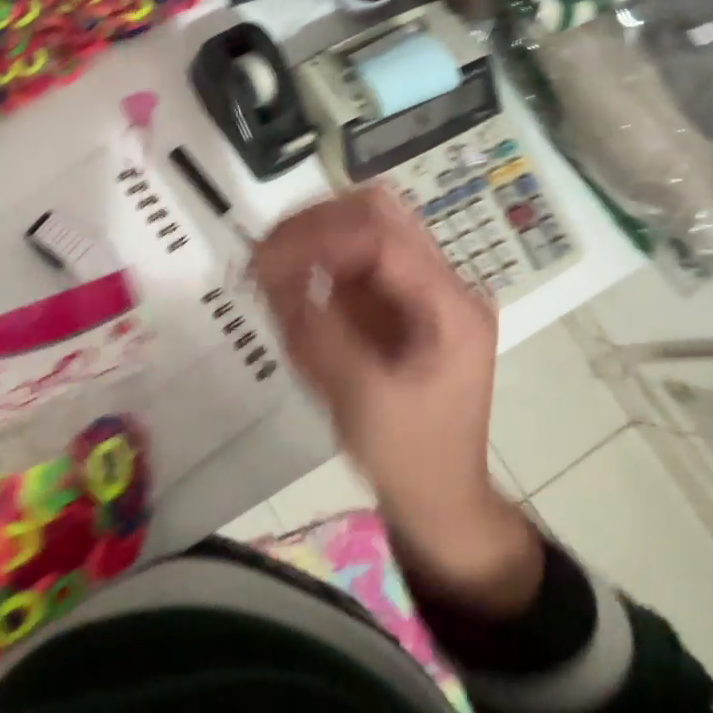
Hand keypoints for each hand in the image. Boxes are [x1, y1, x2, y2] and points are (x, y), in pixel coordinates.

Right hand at [253, 189, 540, 614]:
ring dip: (309, 243)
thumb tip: (275, 275)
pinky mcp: (392, 305)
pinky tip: (287, 296)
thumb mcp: (363, 400)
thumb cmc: (411, 455)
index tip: (266, 260)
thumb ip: (320, 333)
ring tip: (266, 276)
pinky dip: (311, 269)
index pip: (383, 237)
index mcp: (450, 305)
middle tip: (262, 258)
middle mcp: (438, 284)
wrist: (438, 497)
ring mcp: (415, 292)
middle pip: (375, 215)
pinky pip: (347, 266)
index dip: (319, 236)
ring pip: (358, 231)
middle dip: (312, 226)